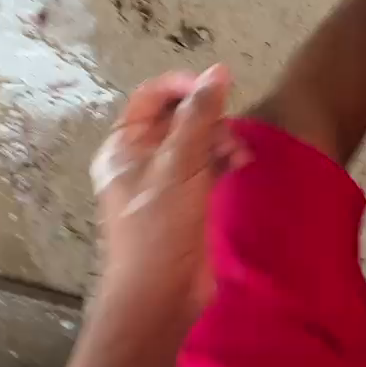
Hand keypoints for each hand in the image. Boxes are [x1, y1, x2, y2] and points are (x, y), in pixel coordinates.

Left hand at [87, 65, 239, 326]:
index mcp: (124, 145)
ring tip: (237, 154)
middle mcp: (141, 157)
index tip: (216, 89)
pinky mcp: (186, 197)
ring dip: (222, 139)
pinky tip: (240, 163)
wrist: (160, 296)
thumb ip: (200, 114)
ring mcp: (164, 178)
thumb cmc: (159, 225)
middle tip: (228, 130)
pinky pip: (208, 162)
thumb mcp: (179, 162)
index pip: (152, 95)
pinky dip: (224, 158)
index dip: (184, 85)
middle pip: (180, 115)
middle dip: (210, 117)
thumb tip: (219, 70)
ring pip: (198, 138)